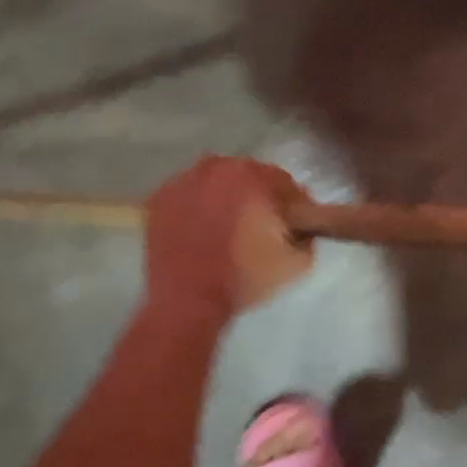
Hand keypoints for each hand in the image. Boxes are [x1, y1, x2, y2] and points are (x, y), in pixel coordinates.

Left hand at [144, 156, 314, 320]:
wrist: (188, 300)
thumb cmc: (245, 277)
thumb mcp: (297, 261)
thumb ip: (307, 233)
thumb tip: (301, 225)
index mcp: (253, 175)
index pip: (284, 182)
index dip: (292, 205)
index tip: (292, 225)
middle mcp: (216, 166)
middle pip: (247, 177)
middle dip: (257, 198)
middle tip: (260, 229)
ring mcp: (183, 180)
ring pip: (215, 183)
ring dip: (225, 199)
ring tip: (227, 230)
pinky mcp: (159, 198)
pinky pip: (188, 196)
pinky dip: (196, 207)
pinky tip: (200, 231)